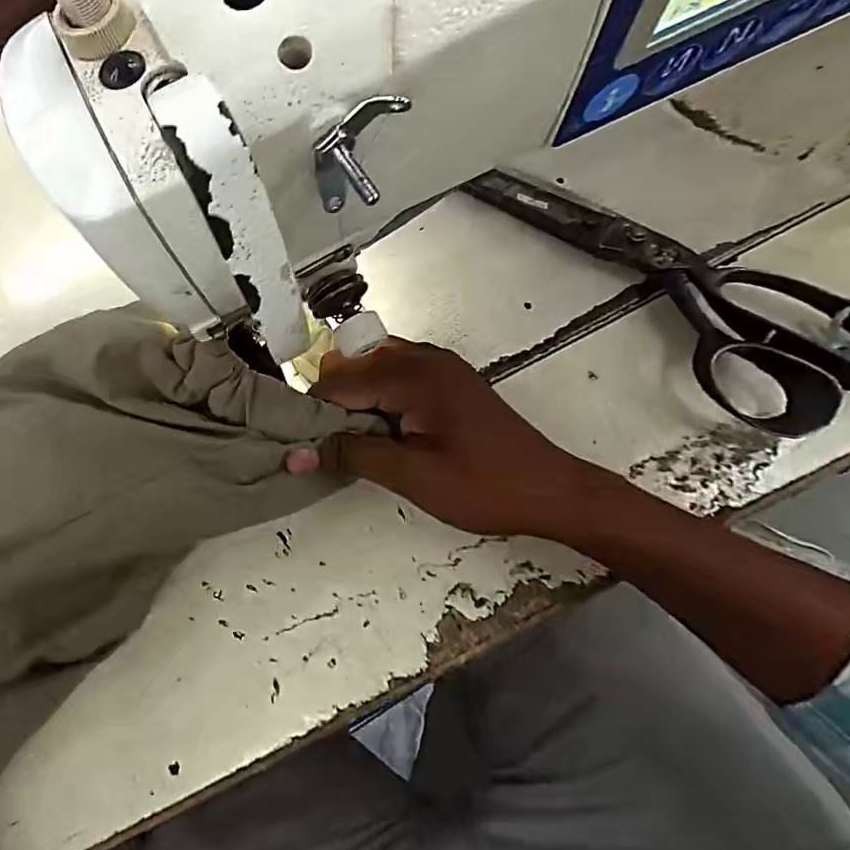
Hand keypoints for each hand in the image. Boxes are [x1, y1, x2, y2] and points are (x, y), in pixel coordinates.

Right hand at [291, 338, 606, 539]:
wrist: (550, 490)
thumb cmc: (484, 486)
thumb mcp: (412, 476)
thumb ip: (353, 455)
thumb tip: (299, 453)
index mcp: (415, 375)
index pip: (341, 381)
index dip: (314, 410)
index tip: (300, 441)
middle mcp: (426, 358)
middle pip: (356, 365)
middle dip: (332, 401)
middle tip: (324, 443)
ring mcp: (441, 366)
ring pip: (376, 365)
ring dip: (356, 396)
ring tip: (350, 439)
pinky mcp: (451, 380)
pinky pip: (399, 372)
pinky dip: (380, 394)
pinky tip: (381, 429)